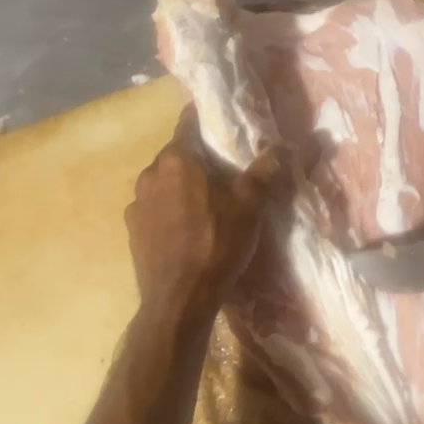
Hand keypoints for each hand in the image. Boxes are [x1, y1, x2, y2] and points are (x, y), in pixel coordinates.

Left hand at [126, 108, 291, 324]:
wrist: (178, 304)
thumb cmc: (215, 245)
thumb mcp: (250, 205)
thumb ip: (267, 169)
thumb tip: (290, 144)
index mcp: (176, 159)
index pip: (189, 122)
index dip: (206, 118)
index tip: (224, 122)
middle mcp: (150, 174)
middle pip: (177, 153)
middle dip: (199, 156)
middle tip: (226, 166)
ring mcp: (137, 204)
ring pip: (164, 181)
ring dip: (182, 184)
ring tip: (208, 200)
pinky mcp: (133, 232)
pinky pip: (155, 208)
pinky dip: (170, 209)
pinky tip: (187, 227)